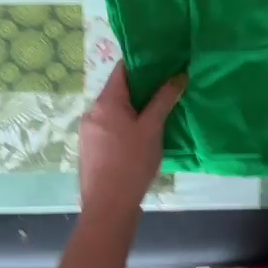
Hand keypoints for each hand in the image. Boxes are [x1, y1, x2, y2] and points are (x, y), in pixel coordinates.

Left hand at [78, 64, 184, 217]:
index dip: (143, 61)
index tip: (164, 59)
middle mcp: (92, 112)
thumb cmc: (131, 163)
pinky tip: (144, 132)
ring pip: (115, 109)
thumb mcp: (152, 128)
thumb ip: (164, 99)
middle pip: (118, 89)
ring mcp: (89, 131)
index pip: (122, 69)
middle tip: (169, 85)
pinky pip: (110, 125)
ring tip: (160, 109)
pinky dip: (127, 122)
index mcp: (105, 102)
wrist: (108, 207)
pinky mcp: (91, 148)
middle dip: (143, 86)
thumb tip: (179, 74)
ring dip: (135, 106)